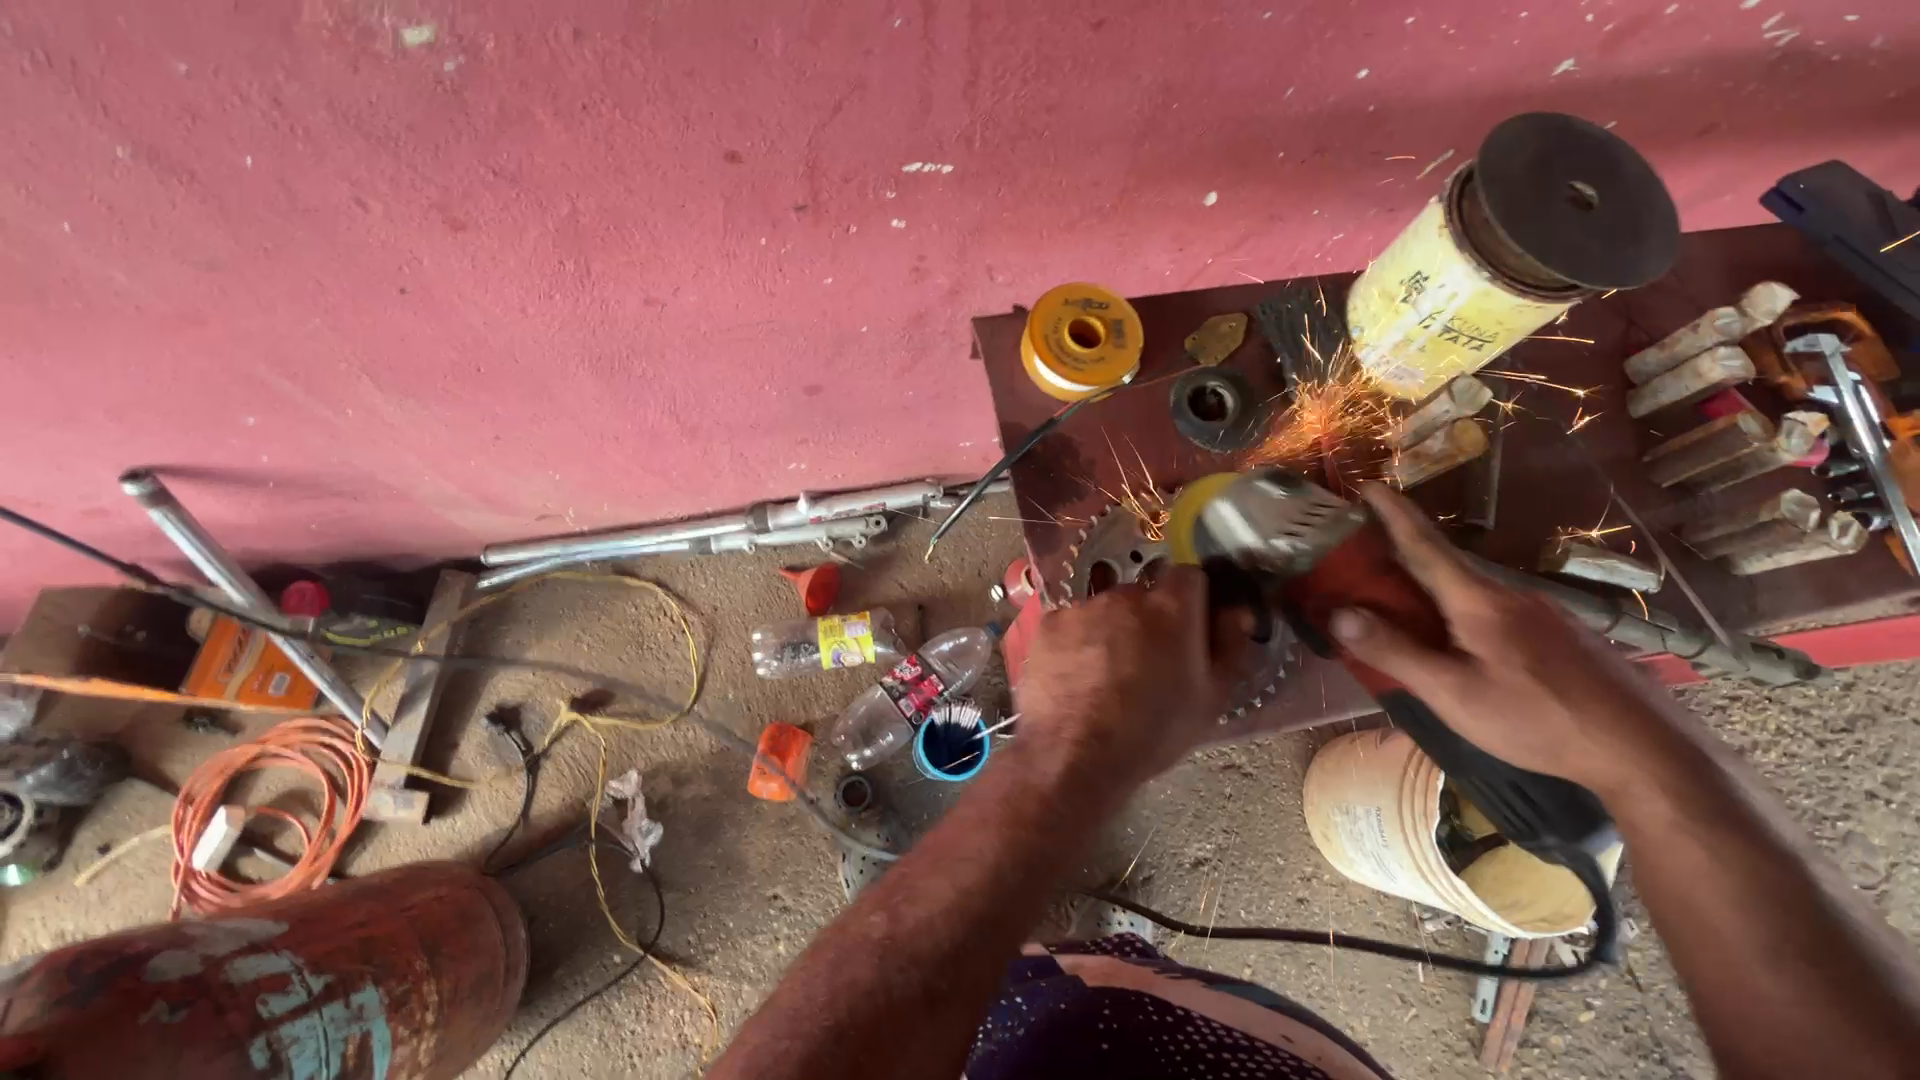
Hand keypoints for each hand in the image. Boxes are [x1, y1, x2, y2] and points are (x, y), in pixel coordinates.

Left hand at [1014, 565, 1246, 787]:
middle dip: (1148, 619)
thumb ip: (1229, 647)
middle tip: (1146, 662)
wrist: (1075, 755)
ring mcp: (1083, 607)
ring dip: (1110, 630)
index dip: (1192, 600)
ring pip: (1105, 610)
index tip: (1189, 628)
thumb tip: (1235, 613)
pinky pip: (1071, 624)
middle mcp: (1126, 595)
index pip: (1189, 576)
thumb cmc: (1153, 731)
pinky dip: (1076, 642)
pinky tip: (1075, 677)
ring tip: (1105, 676)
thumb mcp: (1211, 699)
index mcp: (1172, 608)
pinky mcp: (1048, 624)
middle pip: (1143, 595)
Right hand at [1328, 483, 1695, 798]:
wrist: (1642, 751)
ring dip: (1429, 586)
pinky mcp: (1557, 637)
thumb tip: (1339, 614)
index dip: (1392, 514)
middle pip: (1444, 565)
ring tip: (1397, 598)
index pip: (1424, 545)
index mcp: (1478, 602)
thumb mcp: (1452, 693)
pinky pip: (1491, 610)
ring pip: (1469, 590)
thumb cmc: (1536, 720)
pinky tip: (1454, 638)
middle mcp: (1508, 595)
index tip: (1367, 485)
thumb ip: (1394, 652)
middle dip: (1401, 551)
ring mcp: (1539, 614)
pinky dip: (1456, 610)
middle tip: (1361, 550)